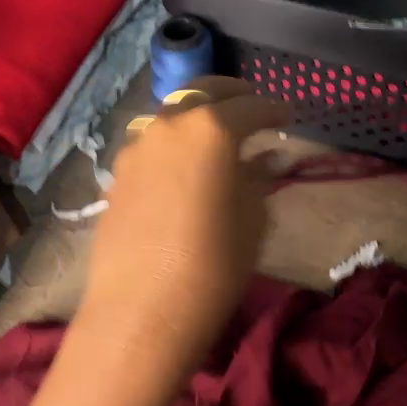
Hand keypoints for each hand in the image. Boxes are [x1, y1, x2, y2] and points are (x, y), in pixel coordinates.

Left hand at [78, 77, 289, 374]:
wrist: (140, 313)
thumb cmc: (213, 264)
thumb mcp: (252, 218)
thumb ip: (258, 177)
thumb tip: (268, 157)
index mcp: (210, 127)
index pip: (251, 106)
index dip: (273, 109)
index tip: (289, 114)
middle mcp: (170, 124)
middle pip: (204, 93)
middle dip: (232, 95)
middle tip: (252, 106)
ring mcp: (137, 146)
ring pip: (173, 115)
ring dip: (198, 116)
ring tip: (218, 136)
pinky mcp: (117, 174)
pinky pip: (153, 143)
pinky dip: (174, 143)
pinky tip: (186, 165)